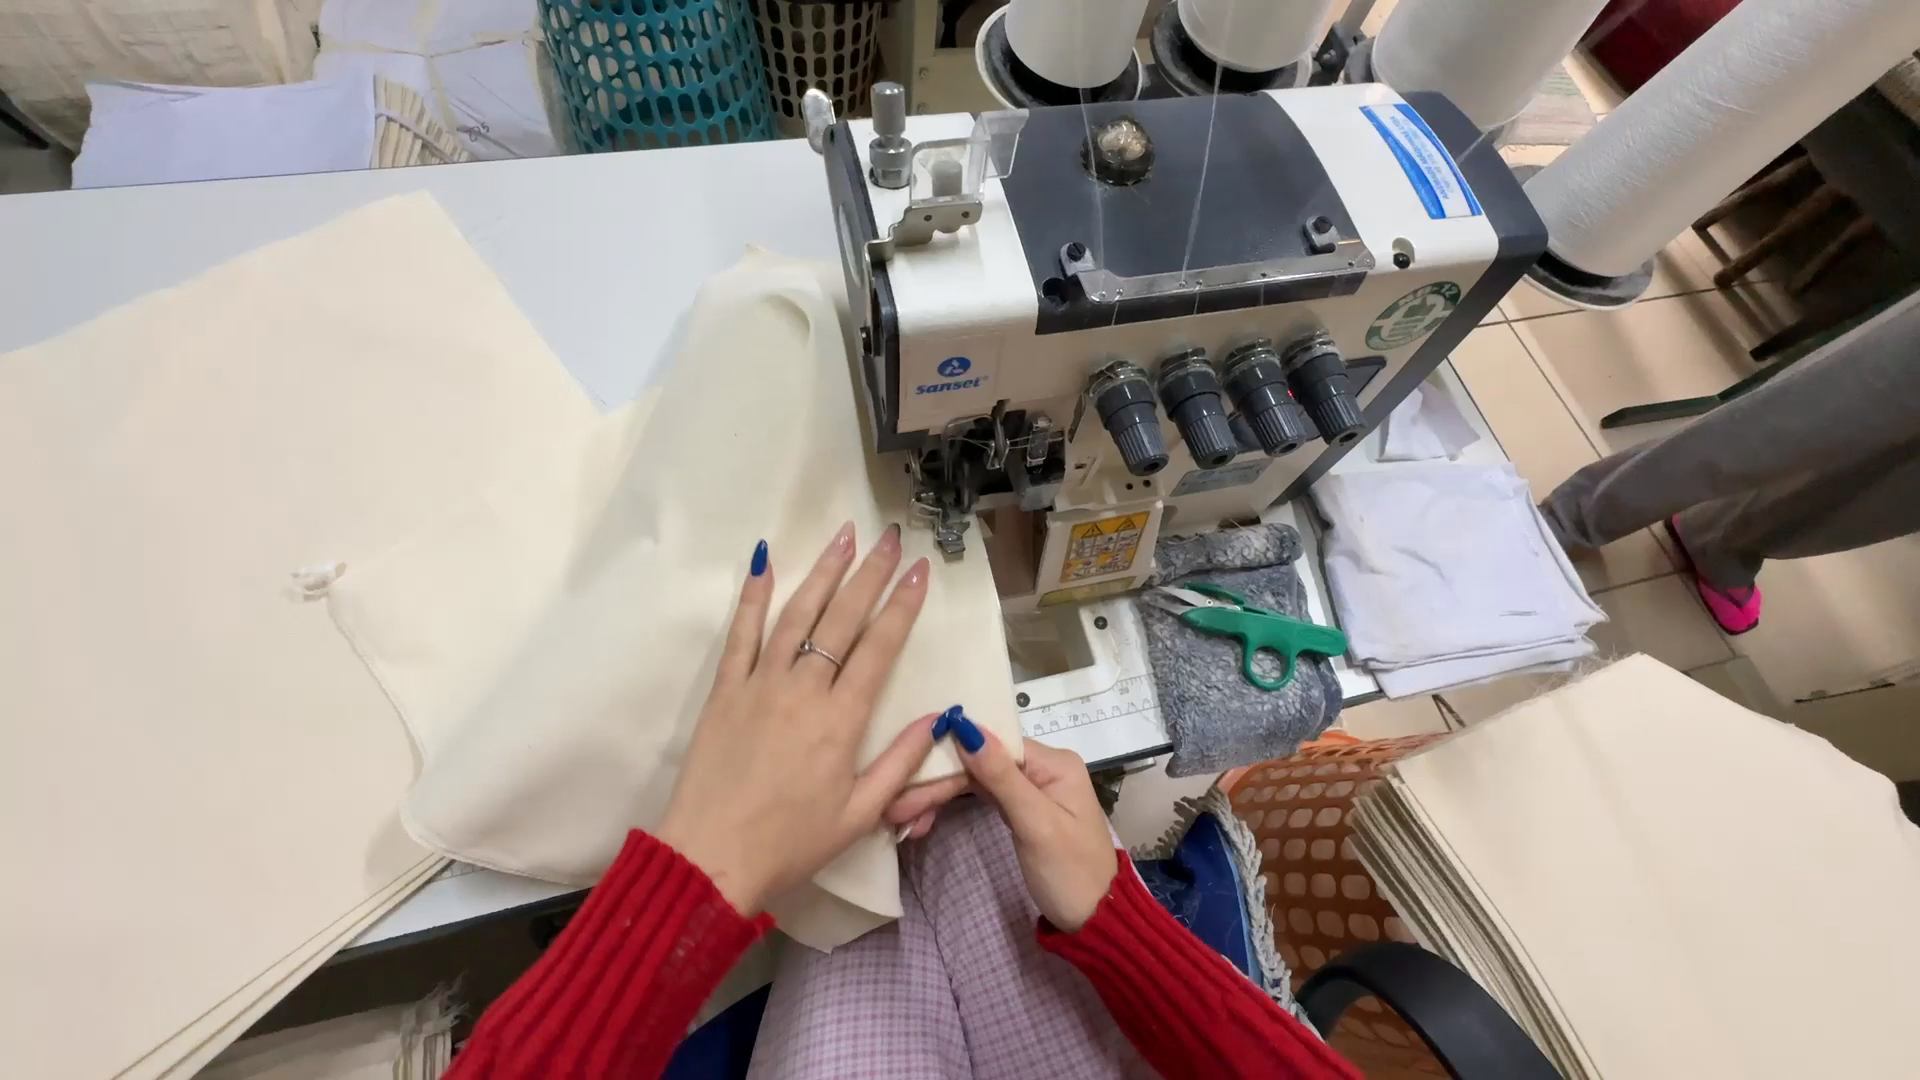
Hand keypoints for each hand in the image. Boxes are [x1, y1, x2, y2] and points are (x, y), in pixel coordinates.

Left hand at [656, 522, 937, 915]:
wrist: (709, 860)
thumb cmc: (791, 843)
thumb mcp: (860, 814)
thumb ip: (901, 762)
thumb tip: (939, 718)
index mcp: (842, 720)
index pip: (879, 648)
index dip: (902, 606)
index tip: (918, 571)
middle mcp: (803, 690)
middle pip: (843, 619)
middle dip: (871, 574)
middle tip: (890, 537)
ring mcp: (760, 684)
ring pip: (797, 615)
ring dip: (823, 572)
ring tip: (844, 536)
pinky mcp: (725, 689)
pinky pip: (740, 634)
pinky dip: (752, 595)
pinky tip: (764, 561)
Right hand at [891, 729, 1117, 931]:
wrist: (1098, 924)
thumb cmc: (1071, 874)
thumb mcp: (1036, 825)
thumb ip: (1001, 776)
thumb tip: (966, 726)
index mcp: (1054, 761)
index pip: (992, 747)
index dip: (950, 758)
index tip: (908, 775)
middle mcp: (1043, 766)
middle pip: (981, 762)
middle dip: (939, 782)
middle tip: (897, 809)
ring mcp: (1031, 787)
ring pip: (977, 779)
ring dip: (941, 795)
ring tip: (904, 818)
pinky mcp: (1021, 808)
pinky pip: (982, 795)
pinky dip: (955, 804)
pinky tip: (927, 816)